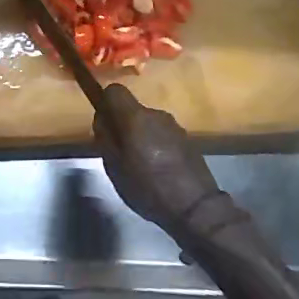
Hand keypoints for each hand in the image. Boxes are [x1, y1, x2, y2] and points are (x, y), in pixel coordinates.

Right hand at [93, 85, 231, 241]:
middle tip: (120, 151)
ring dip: (141, 137)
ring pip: (148, 123)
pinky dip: (157, 146)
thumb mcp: (115, 167)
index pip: (115, 90)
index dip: (106, 102)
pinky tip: (159, 171)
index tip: (104, 123)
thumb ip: (105, 138)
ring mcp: (175, 126)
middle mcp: (156, 114)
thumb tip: (102, 118)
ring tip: (141, 165)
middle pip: (132, 109)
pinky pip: (163, 135)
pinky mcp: (188, 140)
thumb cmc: (148, 187)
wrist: (195, 208)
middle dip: (124, 125)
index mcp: (135, 117)